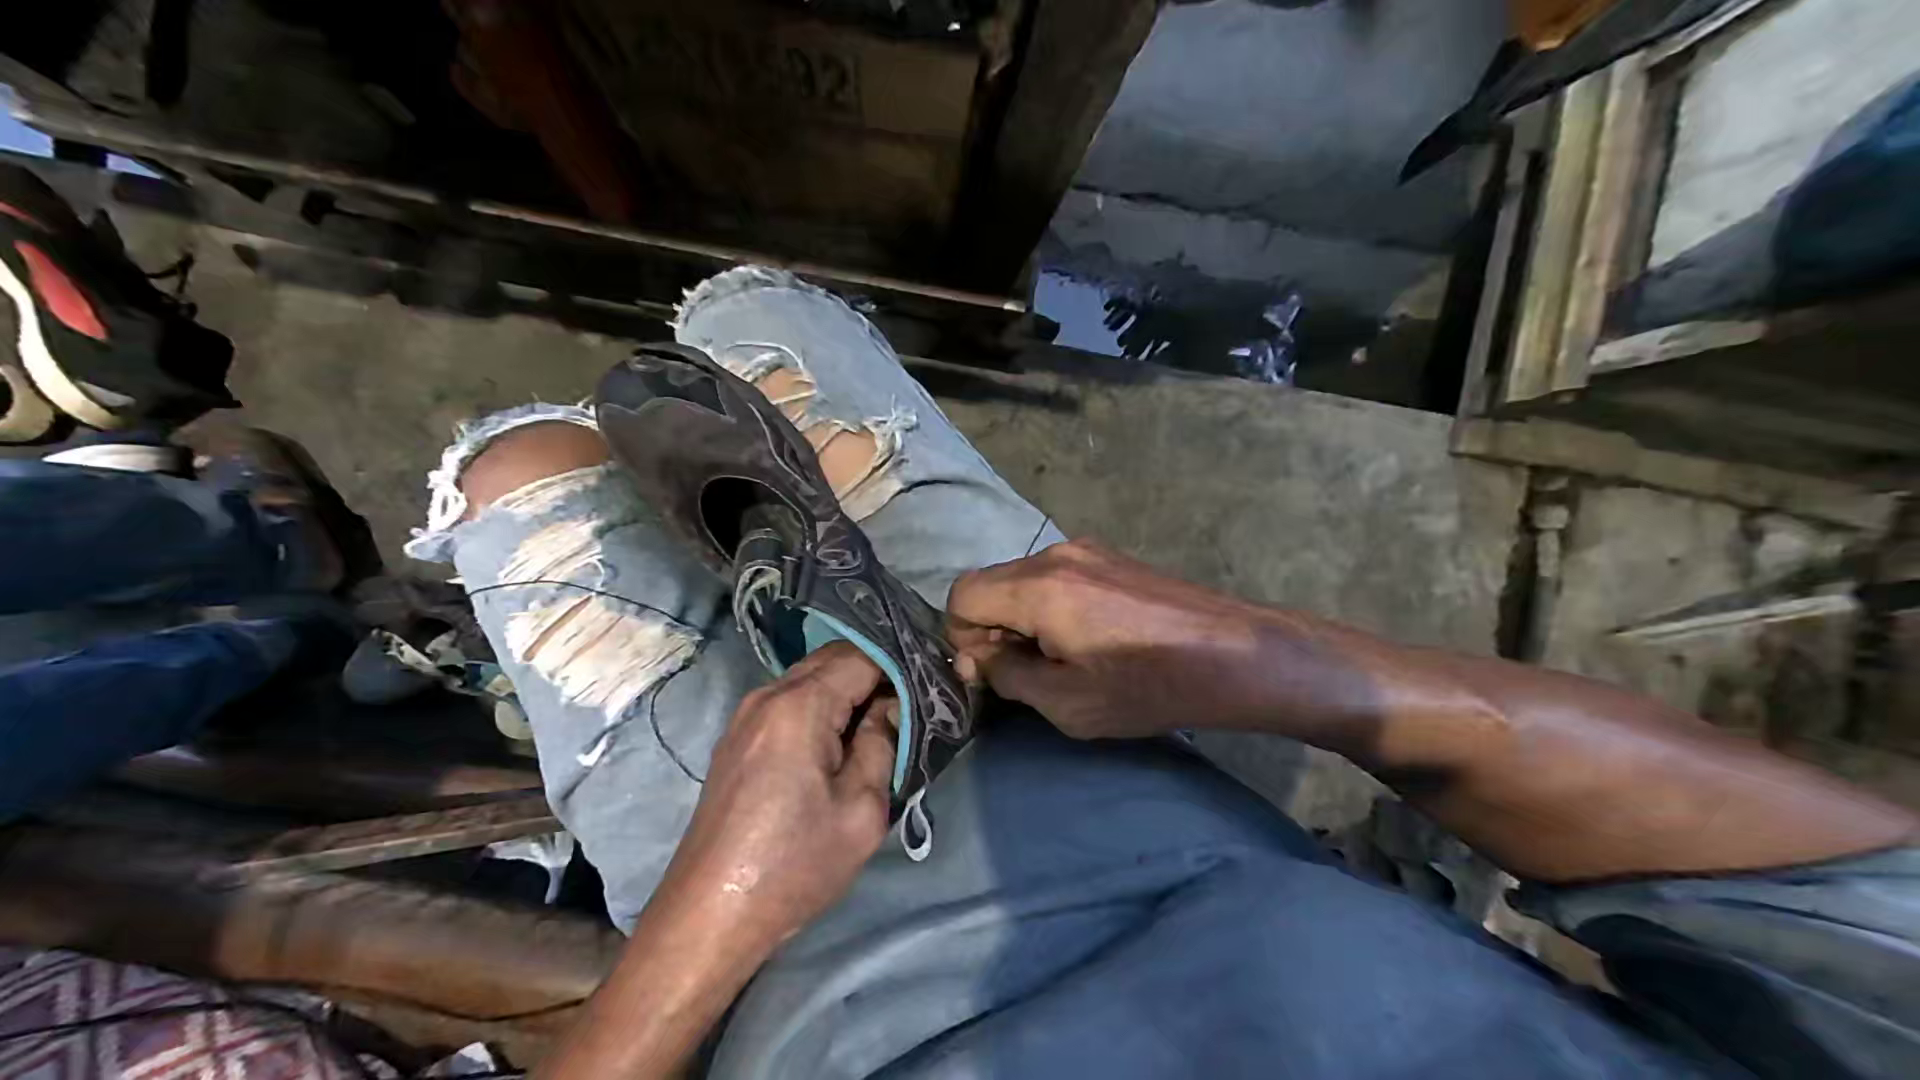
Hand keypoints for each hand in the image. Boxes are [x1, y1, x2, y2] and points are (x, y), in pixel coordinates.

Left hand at [651, 641, 896, 946]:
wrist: (710, 914)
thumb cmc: (794, 864)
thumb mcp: (862, 810)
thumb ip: (882, 743)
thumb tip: (891, 706)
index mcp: (799, 705)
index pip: (861, 656)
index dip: (899, 665)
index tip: (929, 686)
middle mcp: (768, 695)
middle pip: (832, 658)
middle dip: (874, 672)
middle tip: (909, 705)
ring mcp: (746, 715)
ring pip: (809, 677)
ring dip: (846, 689)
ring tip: (880, 722)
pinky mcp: (737, 738)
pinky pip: (789, 700)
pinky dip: (820, 705)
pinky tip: (839, 738)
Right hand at [947, 540, 1283, 739]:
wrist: (1235, 655)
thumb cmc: (1148, 686)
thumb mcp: (1067, 702)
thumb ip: (1008, 674)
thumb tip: (979, 657)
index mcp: (1039, 587)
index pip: (962, 596)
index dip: (961, 637)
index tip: (988, 672)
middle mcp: (1055, 555)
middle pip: (990, 584)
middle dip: (989, 628)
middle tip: (1020, 671)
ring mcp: (1085, 550)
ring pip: (1020, 579)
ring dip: (1018, 617)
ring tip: (1055, 657)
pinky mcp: (1108, 556)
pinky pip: (1052, 576)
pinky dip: (1045, 605)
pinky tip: (1083, 637)